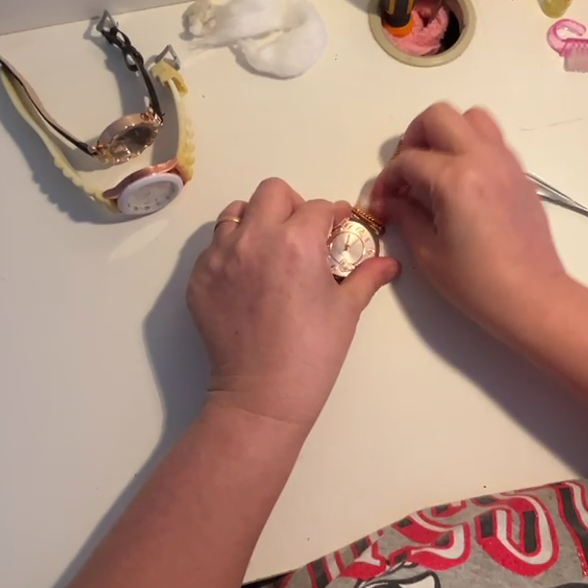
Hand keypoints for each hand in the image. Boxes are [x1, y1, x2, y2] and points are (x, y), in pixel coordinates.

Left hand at [187, 178, 398, 427]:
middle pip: (271, 193)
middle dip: (292, 205)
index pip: (318, 207)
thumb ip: (366, 277)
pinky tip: (247, 279)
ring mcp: (220, 257)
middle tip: (303, 233)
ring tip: (269, 250)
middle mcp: (253, 238)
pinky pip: (215, 247)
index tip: (338, 227)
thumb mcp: (346, 310)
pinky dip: (232, 252)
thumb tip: (389, 263)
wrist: (262, 395)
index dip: (334, 216)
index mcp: (296, 241)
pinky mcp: (199, 278)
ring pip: (235, 213)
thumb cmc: (313, 352)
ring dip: (256, 222)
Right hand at [372, 103, 568, 337]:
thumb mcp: (428, 253)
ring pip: (472, 118)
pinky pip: (491, 141)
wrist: (533, 297)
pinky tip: (461, 183)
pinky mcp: (520, 174)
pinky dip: (470, 148)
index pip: (408, 160)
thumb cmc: (477, 282)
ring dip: (447, 134)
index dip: (387, 180)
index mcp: (456, 178)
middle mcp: (482, 159)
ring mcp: (506, 163)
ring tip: (435, 169)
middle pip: (439, 116)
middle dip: (414, 137)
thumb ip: (406, 216)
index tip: (383, 202)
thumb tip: (391, 202)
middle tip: (407, 171)